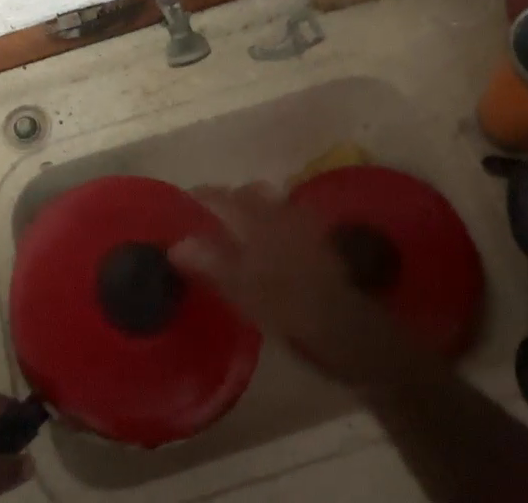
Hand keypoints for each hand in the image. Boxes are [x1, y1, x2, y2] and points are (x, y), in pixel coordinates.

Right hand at [169, 182, 413, 390]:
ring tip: (234, 231)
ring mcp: (305, 226)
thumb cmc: (293, 313)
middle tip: (205, 219)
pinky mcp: (321, 242)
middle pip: (247, 195)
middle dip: (225, 200)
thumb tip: (176, 244)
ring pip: (270, 204)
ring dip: (250, 209)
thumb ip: (211, 263)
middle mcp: (281, 214)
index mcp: (258, 222)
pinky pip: (289, 219)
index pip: (222, 197)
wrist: (351, 331)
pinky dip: (272, 222)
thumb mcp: (245, 293)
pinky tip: (268, 245)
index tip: (182, 202)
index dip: (201, 197)